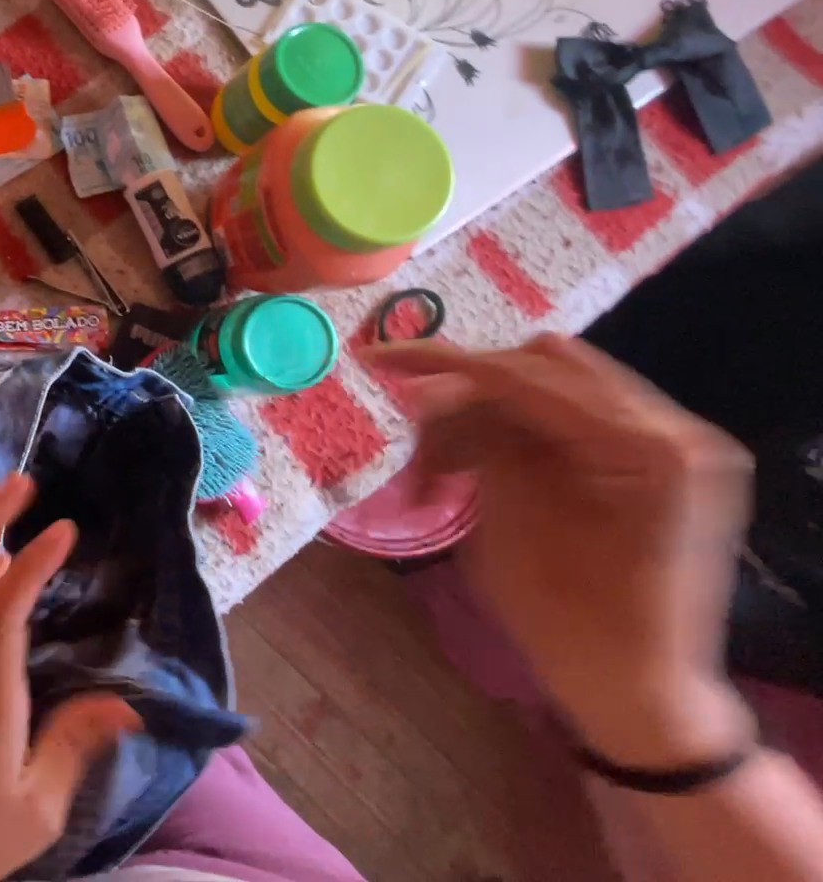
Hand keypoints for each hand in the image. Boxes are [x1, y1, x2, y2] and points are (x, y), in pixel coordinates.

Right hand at [369, 335, 756, 767]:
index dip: (442, 362)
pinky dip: (503, 435)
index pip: (525, 375)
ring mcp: (661, 445)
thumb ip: (483, 441)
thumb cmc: (568, 616)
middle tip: (403, 418)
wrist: (631, 683)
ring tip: (431, 465)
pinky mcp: (640, 462)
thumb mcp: (510, 519)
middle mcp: (670, 429)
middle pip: (540, 369)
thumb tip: (429, 389)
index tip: (374, 359)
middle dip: (461, 389)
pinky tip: (462, 470)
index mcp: (647, 446)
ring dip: (476, 417)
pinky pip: (558, 422)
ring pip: (542, 392)